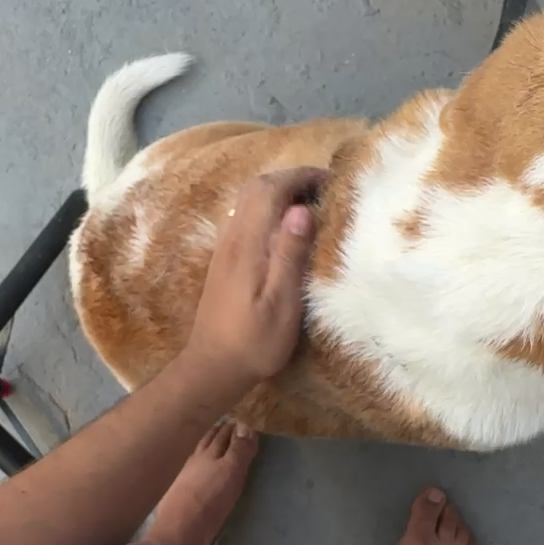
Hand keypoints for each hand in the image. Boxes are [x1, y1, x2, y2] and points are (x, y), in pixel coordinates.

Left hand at [182, 166, 323, 394]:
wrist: (212, 366)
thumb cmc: (254, 341)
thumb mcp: (282, 303)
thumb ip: (290, 255)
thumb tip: (302, 209)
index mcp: (248, 244)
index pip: (270, 189)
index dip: (300, 177)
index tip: (331, 181)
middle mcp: (232, 238)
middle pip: (256, 188)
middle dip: (290, 179)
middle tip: (324, 190)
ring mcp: (224, 248)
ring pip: (248, 201)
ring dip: (279, 193)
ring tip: (310, 206)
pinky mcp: (224, 261)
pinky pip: (245, 218)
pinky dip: (269, 210)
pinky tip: (286, 230)